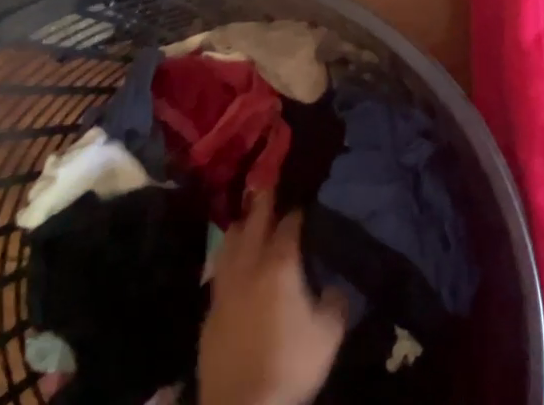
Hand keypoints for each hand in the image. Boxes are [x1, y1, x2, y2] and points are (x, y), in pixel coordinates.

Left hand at [200, 198, 347, 404]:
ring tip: (248, 214)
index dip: (298, 207)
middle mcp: (248, 268)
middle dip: (263, 200)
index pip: (289, 224)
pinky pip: (219, 272)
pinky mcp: (209, 314)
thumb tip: (332, 286)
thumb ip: (335, 300)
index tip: (305, 193)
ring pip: (228, 244)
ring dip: (240, 225)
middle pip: (253, 223)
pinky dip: (228, 257)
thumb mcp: (330, 332)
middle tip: (269, 178)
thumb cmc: (292, 364)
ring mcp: (224, 290)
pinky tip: (233, 262)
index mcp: (279, 265)